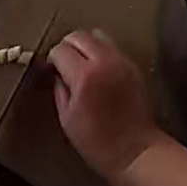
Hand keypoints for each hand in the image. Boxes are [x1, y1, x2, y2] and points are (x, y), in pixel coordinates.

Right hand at [49, 28, 168, 179]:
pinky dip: (101, 51)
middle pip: (78, 35)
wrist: (135, 150)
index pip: (60, 49)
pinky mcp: (132, 64)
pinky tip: (98, 70)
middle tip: (63, 63)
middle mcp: (103, 60)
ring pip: (97, 35)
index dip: (52, 58)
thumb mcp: (67, 119)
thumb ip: (60, 89)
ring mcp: (120, 60)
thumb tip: (57, 72)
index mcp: (83, 76)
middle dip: (67, 46)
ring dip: (85, 44)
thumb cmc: (96, 142)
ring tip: (81, 63)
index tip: (52, 69)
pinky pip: (112, 46)